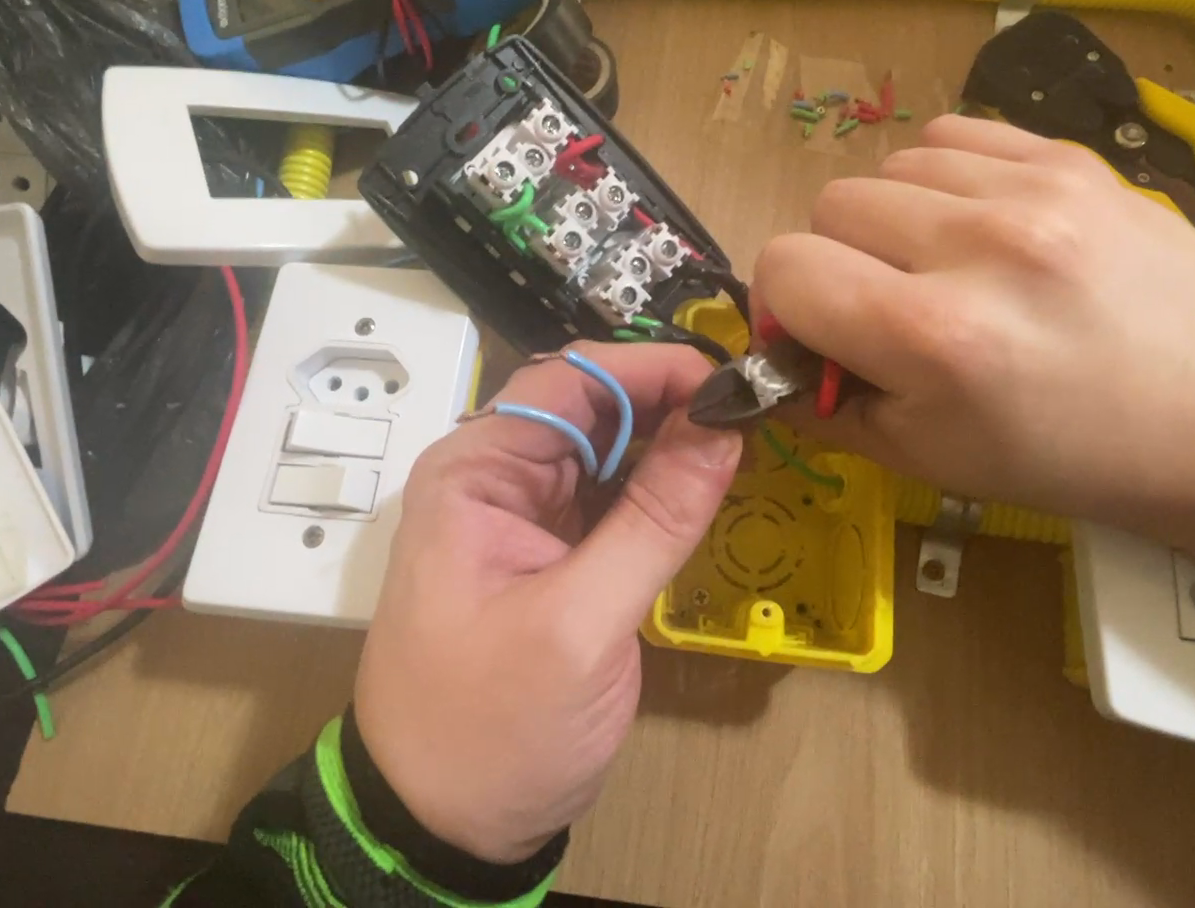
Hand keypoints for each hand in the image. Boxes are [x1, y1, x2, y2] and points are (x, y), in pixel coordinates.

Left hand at [352, 343, 740, 862]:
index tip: (730, 386)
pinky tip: (704, 489)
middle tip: (749, 417)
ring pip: (608, 448)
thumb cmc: (494, 726)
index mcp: (477, 471)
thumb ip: (654, 521)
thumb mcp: (580, 625)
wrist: (445, 822)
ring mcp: (525, 514)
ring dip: (670, 444)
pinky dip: (659, 488)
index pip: (571, 382)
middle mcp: (497, 476)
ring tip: (740, 446)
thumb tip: (724, 428)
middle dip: (669, 404)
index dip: (653, 370)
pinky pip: (612, 496)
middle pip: (592, 407)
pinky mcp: (554, 550)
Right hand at [755, 116, 1194, 524]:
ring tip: (937, 262)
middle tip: (883, 303)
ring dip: (889, 217)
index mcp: (931, 336)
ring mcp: (1032, 190)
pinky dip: (941, 180)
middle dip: (835, 260)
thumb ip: (821, 407)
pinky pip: (953, 135)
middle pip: (828, 207)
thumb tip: (769, 359)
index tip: (814, 331)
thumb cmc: (1063, 457)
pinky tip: (977, 224)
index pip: (786, 267)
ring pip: (887, 165)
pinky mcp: (1072, 158)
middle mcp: (975, 246)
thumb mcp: (922, 459)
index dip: (781, 303)